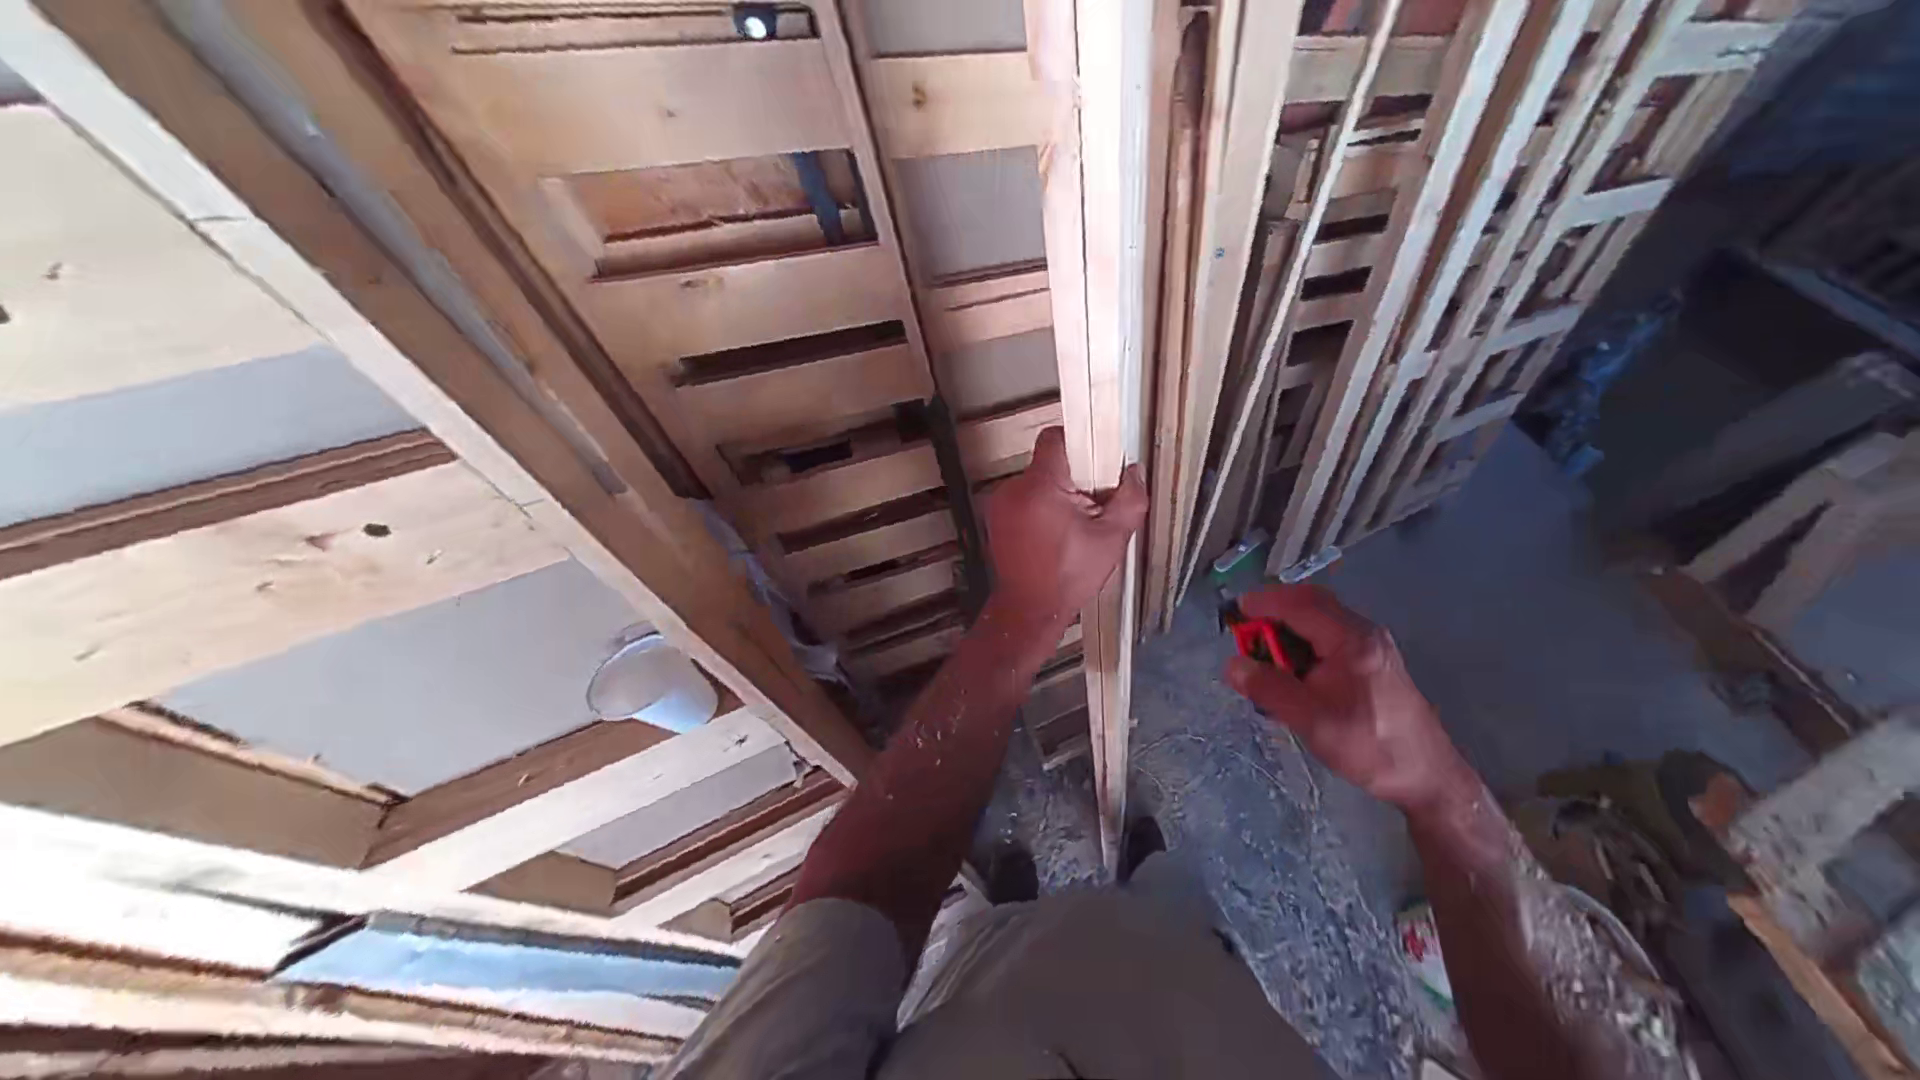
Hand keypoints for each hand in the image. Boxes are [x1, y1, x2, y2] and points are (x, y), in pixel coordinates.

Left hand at [983, 426, 1146, 628]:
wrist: (1030, 609)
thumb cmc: (1068, 578)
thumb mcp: (1111, 538)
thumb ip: (1129, 499)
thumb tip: (1134, 472)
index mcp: (1040, 488)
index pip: (1055, 438)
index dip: (1080, 441)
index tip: (1097, 460)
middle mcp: (1013, 489)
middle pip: (1048, 461)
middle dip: (1073, 475)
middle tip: (1092, 503)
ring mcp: (1000, 503)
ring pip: (1036, 480)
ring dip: (1056, 493)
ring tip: (1073, 523)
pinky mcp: (996, 516)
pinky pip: (1024, 497)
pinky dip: (1040, 506)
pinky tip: (1055, 532)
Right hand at [1225, 585, 1472, 815]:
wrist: (1427, 778)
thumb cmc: (1369, 746)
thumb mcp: (1311, 720)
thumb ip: (1268, 688)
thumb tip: (1232, 665)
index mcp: (1351, 640)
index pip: (1300, 604)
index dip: (1263, 602)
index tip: (1234, 612)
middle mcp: (1364, 633)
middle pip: (1311, 602)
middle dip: (1273, 611)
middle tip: (1245, 631)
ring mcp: (1371, 645)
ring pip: (1320, 618)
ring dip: (1287, 628)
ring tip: (1264, 657)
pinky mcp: (1372, 661)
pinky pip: (1329, 635)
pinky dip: (1302, 641)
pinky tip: (1291, 671)